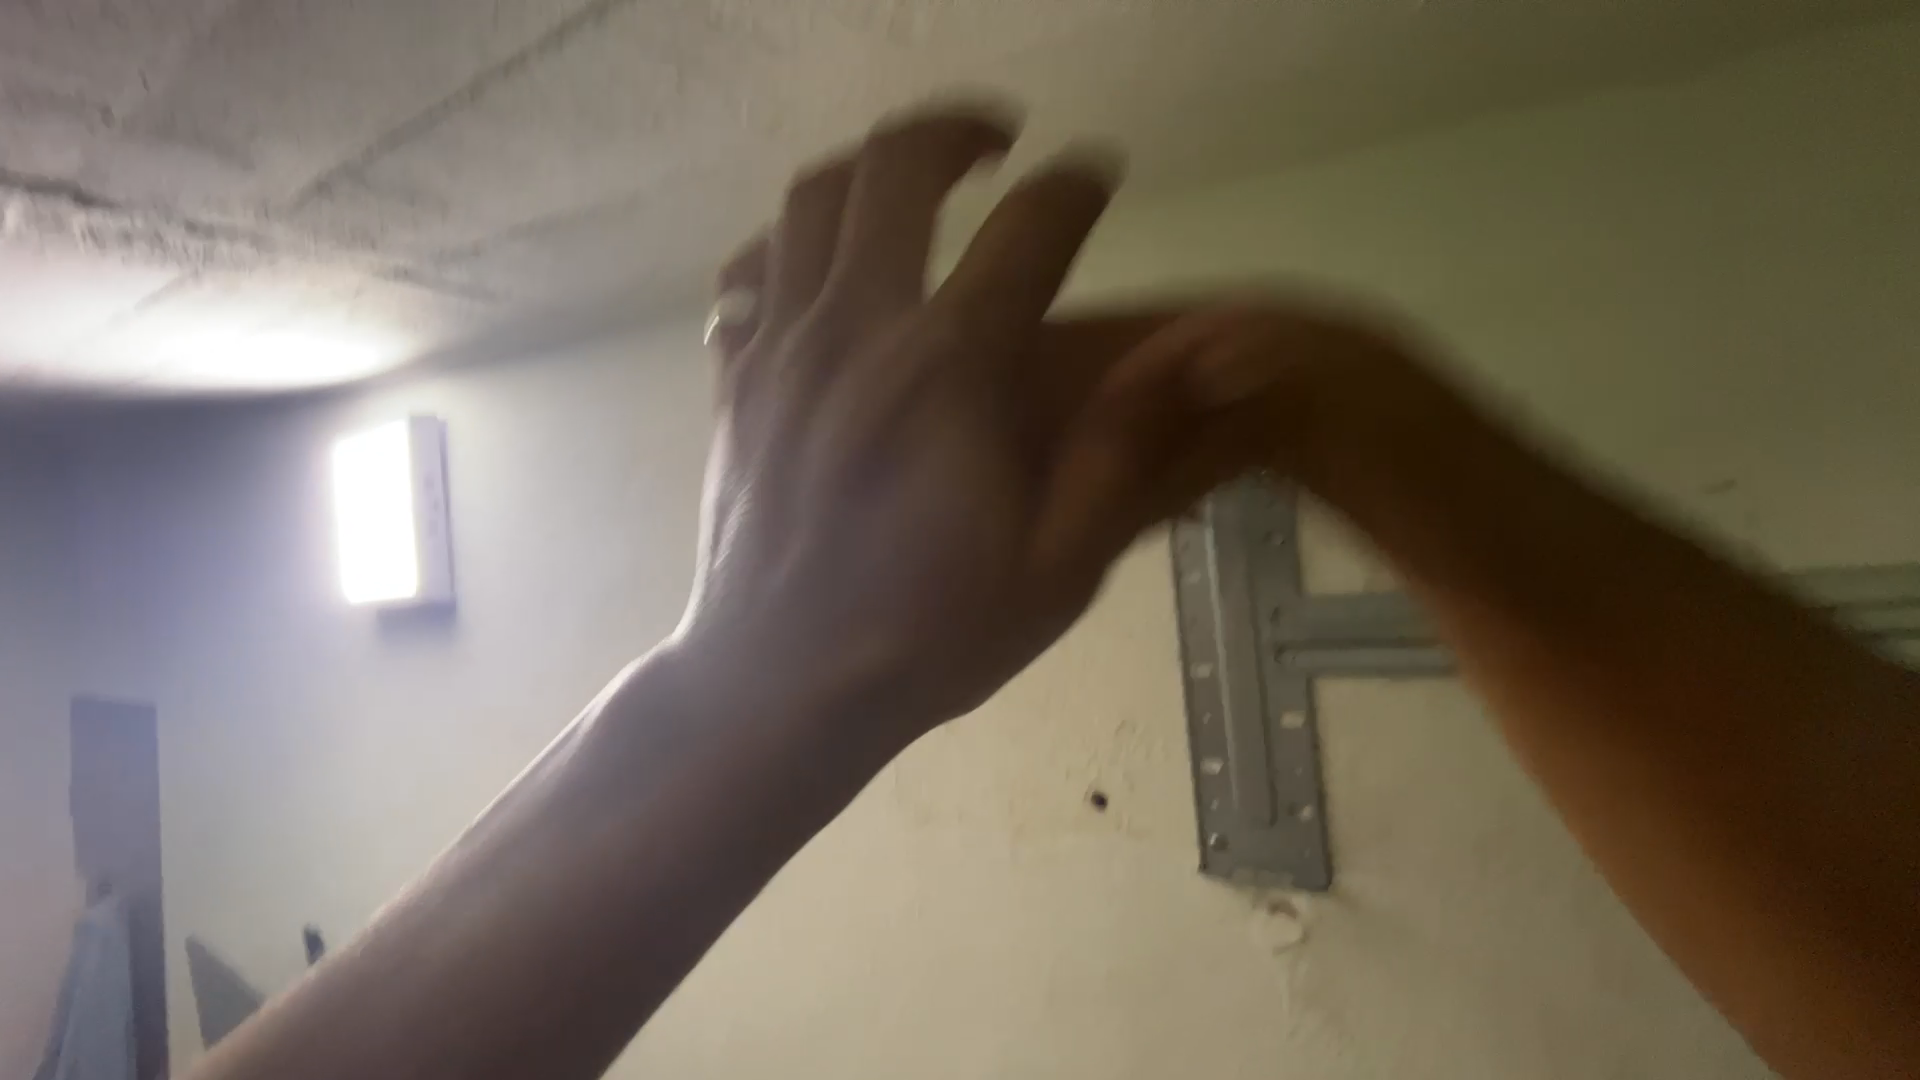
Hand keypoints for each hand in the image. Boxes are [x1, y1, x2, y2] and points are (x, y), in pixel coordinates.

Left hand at [672, 106, 1228, 741]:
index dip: (1077, 189)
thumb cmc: (927, 640)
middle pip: (895, 169)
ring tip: (908, 194)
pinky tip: (818, 278)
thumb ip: (1120, 452)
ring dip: (868, 176)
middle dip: (956, 133)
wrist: (782, 685)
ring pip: (809, 203)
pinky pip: (746, 277)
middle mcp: (857, 335)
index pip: (1031, 229)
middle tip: (995, 148)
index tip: (1095, 181)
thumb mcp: (1056, 570)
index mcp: (949, 375)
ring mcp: (779, 353)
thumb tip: (1187, 348)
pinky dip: (786, 251)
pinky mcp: (734, 385)